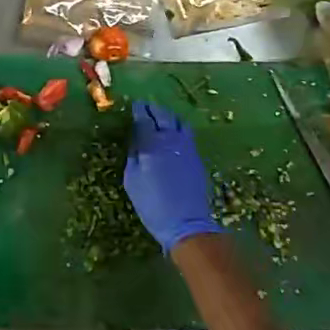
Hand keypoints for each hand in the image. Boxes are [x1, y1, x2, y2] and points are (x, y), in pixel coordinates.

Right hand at [124, 101, 222, 251]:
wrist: (186, 224)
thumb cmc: (151, 204)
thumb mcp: (132, 179)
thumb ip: (133, 155)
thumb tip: (136, 140)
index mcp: (151, 144)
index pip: (144, 119)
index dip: (139, 111)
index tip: (135, 105)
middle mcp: (171, 140)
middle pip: (164, 115)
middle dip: (154, 109)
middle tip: (146, 107)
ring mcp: (187, 148)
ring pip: (179, 122)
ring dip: (169, 116)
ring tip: (161, 117)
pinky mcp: (197, 157)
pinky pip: (187, 134)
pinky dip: (178, 127)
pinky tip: (173, 133)